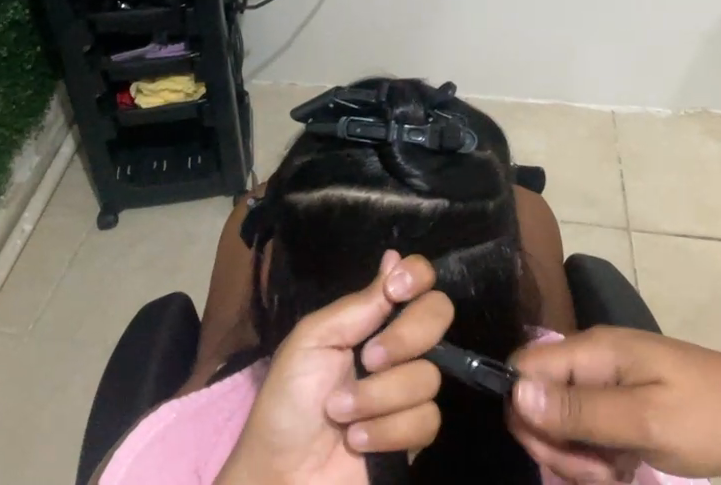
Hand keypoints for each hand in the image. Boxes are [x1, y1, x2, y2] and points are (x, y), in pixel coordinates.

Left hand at [216, 251, 454, 484]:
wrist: (282, 472)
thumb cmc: (288, 400)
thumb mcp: (312, 340)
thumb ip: (359, 305)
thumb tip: (395, 256)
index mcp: (371, 318)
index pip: (415, 279)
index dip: (417, 276)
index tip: (397, 290)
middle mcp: (397, 346)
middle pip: (438, 315)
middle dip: (406, 337)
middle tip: (369, 358)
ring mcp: (408, 390)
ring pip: (427, 376)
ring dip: (377, 398)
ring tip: (341, 413)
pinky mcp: (414, 434)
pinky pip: (426, 419)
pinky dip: (385, 431)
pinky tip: (357, 440)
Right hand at [506, 326, 720, 484]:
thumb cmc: (710, 418)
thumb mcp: (645, 422)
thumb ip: (580, 410)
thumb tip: (515, 393)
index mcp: (595, 349)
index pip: (525, 368)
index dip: (527, 414)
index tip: (560, 454)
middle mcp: (595, 358)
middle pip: (539, 398)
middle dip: (557, 445)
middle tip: (599, 473)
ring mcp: (610, 380)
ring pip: (561, 420)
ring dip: (580, 456)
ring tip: (619, 471)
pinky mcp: (624, 402)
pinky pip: (587, 429)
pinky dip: (598, 455)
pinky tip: (626, 467)